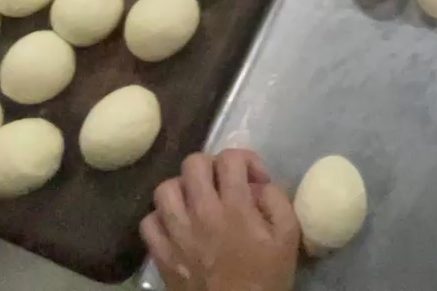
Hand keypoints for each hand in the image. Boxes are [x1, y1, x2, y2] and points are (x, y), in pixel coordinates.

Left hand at [141, 149, 298, 290]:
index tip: (255, 180)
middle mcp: (202, 214)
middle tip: (224, 183)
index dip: (246, 159)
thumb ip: (277, 200)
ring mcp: (177, 235)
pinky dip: (162, 218)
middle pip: (193, 164)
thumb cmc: (265, 278)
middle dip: (212, 165)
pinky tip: (178, 224)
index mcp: (235, 207)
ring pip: (165, 189)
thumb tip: (258, 186)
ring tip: (198, 200)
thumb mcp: (288, 236)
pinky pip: (148, 222)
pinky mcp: (162, 256)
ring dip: (183, 188)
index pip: (230, 157)